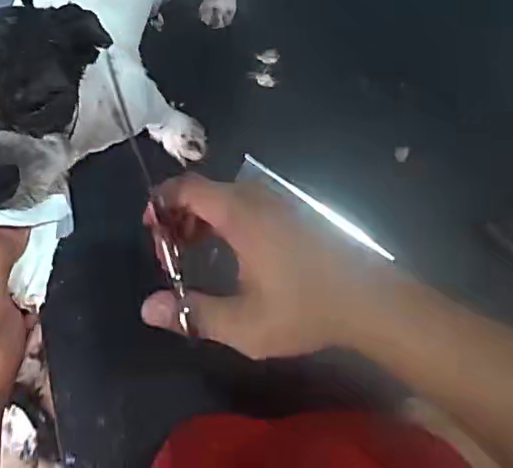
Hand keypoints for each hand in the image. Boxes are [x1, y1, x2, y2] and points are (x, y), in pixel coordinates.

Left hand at [0, 224, 31, 463]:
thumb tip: (20, 217)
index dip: (6, 207)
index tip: (38, 204)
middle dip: (19, 226)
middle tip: (46, 227)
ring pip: (5, 236)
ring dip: (26, 245)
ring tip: (45, 247)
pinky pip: (11, 255)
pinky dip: (27, 260)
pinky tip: (38, 266)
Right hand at [139, 175, 394, 357]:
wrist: (365, 298)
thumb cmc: (302, 309)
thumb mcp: (243, 324)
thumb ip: (193, 314)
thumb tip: (147, 308)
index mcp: (239, 213)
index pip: (187, 187)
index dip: (161, 202)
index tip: (149, 229)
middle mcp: (254, 195)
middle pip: (202, 189)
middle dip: (177, 213)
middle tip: (167, 249)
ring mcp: (274, 198)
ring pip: (223, 194)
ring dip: (200, 215)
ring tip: (190, 251)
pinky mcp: (288, 208)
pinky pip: (242, 200)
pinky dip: (222, 216)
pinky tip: (225, 250)